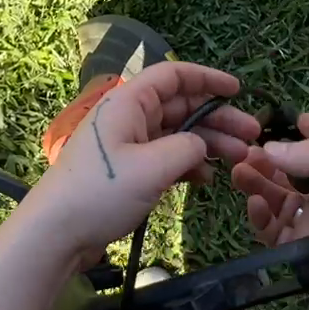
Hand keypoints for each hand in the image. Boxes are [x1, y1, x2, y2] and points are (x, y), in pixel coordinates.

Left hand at [20, 61, 259, 265]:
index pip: (173, 75)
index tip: (239, 90)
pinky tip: (207, 178)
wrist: (56, 233)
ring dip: (208, 143)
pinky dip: (188, 163)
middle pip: (180, 106)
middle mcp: (129, 116)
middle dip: (217, 118)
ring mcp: (128, 143)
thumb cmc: (101, 191)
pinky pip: (166, 156)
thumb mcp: (151, 167)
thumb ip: (186, 147)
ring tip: (240, 160)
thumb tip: (202, 144)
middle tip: (252, 137)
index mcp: (129, 102)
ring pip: (177, 132)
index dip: (207, 78)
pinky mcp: (128, 170)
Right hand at [231, 124, 308, 309]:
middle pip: (295, 168)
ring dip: (258, 181)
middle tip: (243, 150)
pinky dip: (260, 215)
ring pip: (278, 196)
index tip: (277, 117)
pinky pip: (274, 229)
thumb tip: (269, 149)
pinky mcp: (303, 255)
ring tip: (240, 173)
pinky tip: (254, 205)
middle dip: (270, 156)